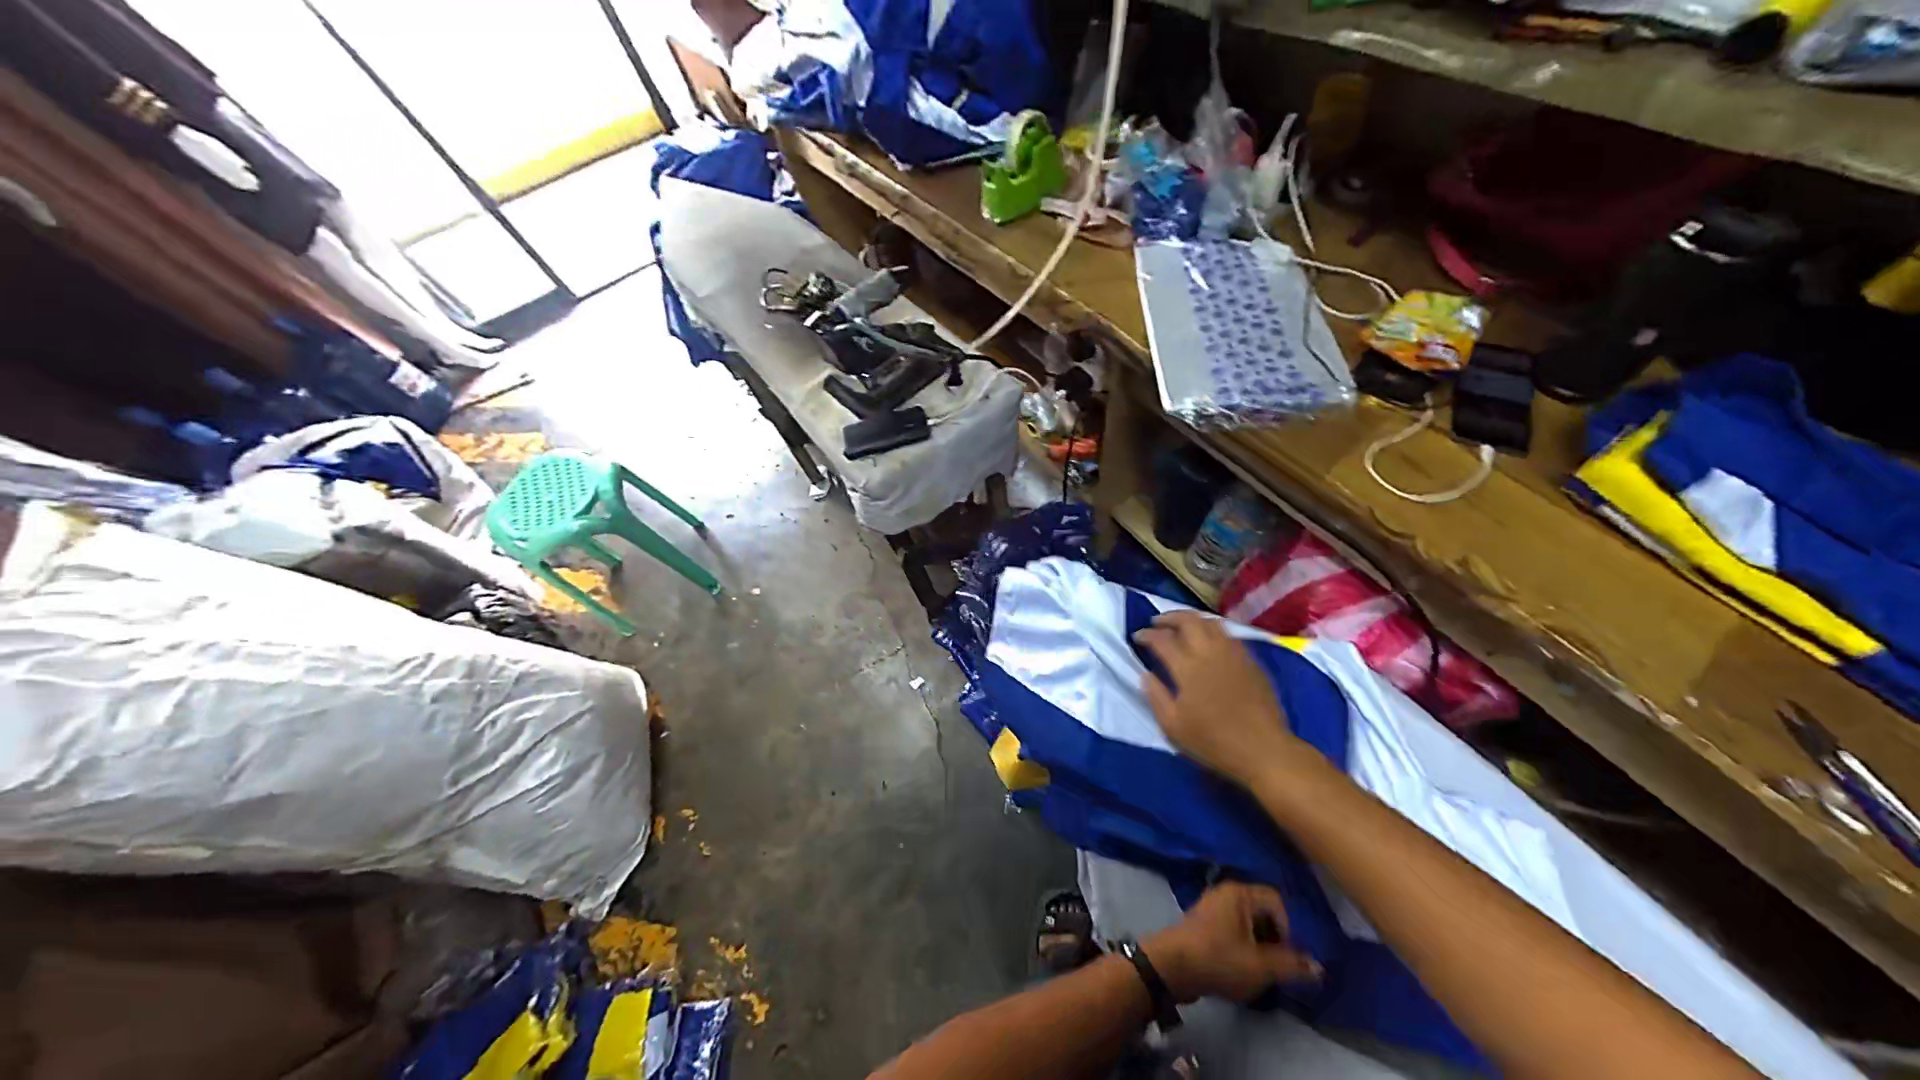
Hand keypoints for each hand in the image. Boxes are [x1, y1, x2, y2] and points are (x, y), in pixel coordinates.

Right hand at [1134, 611, 1315, 788]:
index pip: (1162, 639)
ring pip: (1211, 622)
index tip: (1138, 636)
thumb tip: (1146, 674)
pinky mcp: (1250, 661)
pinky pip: (1228, 634)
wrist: (1263, 750)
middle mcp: (1210, 653)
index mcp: (1188, 668)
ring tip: (1181, 627)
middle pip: (1188, 620)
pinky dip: (1212, 630)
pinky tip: (1208, 641)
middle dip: (1169, 617)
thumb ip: (1156, 696)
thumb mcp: (1173, 727)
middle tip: (1157, 623)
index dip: (1147, 634)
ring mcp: (1233, 654)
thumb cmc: (1213, 742)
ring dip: (1192, 619)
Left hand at [1141, 882, 1319, 1002]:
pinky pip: (1231, 929)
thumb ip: (1292, 965)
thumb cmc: (1219, 959)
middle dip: (1273, 939)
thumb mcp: (1261, 966)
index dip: (1287, 929)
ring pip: (1247, 923)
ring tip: (1256, 969)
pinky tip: (1238, 966)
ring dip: (1257, 945)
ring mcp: (1211, 906)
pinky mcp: (1202, 922)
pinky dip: (1240, 945)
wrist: (1171, 967)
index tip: (1282, 955)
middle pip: (1262, 911)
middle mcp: (1224, 892)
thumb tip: (1318, 966)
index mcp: (1239, 892)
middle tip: (1272, 964)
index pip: (1277, 902)